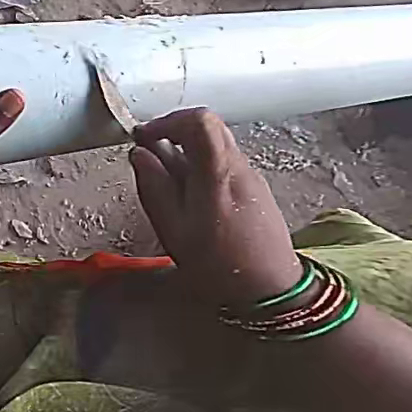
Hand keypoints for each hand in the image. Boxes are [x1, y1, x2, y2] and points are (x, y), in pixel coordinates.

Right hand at [129, 108, 303, 308]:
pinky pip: (224, 158)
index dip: (167, 121)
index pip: (199, 121)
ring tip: (166, 174)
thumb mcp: (174, 231)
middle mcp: (237, 166)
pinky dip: (201, 160)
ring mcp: (250, 174)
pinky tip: (190, 189)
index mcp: (216, 174)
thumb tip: (139, 154)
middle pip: (208, 123)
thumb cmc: (217, 265)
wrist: (271, 289)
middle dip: (174, 129)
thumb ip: (155, 187)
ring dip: (187, 145)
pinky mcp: (255, 184)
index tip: (144, 137)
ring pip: (216, 140)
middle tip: (150, 150)